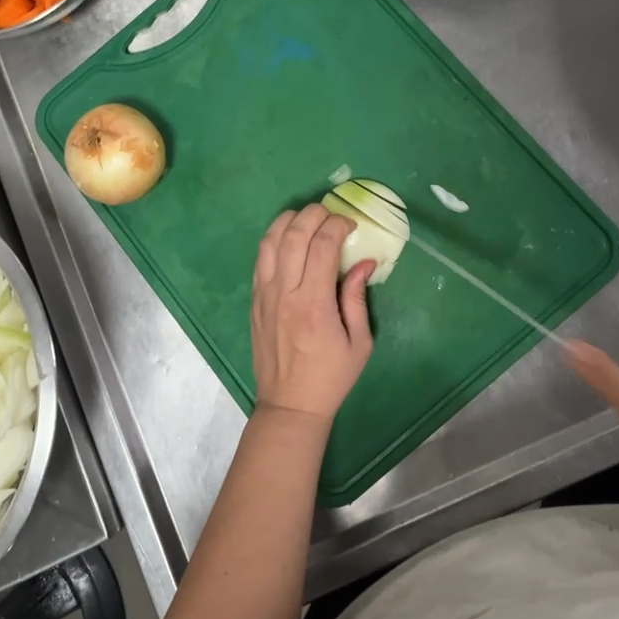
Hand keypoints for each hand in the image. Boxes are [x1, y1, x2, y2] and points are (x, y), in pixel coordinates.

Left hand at [250, 205, 375, 421]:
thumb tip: (364, 261)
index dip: (337, 226)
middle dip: (313, 214)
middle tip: (330, 213)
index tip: (350, 224)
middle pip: (293, 235)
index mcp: (314, 303)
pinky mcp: (254, 300)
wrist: (289, 404)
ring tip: (307, 217)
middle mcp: (285, 293)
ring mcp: (264, 295)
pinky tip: (288, 238)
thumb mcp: (359, 342)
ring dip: (288, 221)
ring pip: (269, 242)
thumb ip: (358, 298)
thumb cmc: (331, 376)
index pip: (322, 246)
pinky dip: (273, 240)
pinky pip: (260, 259)